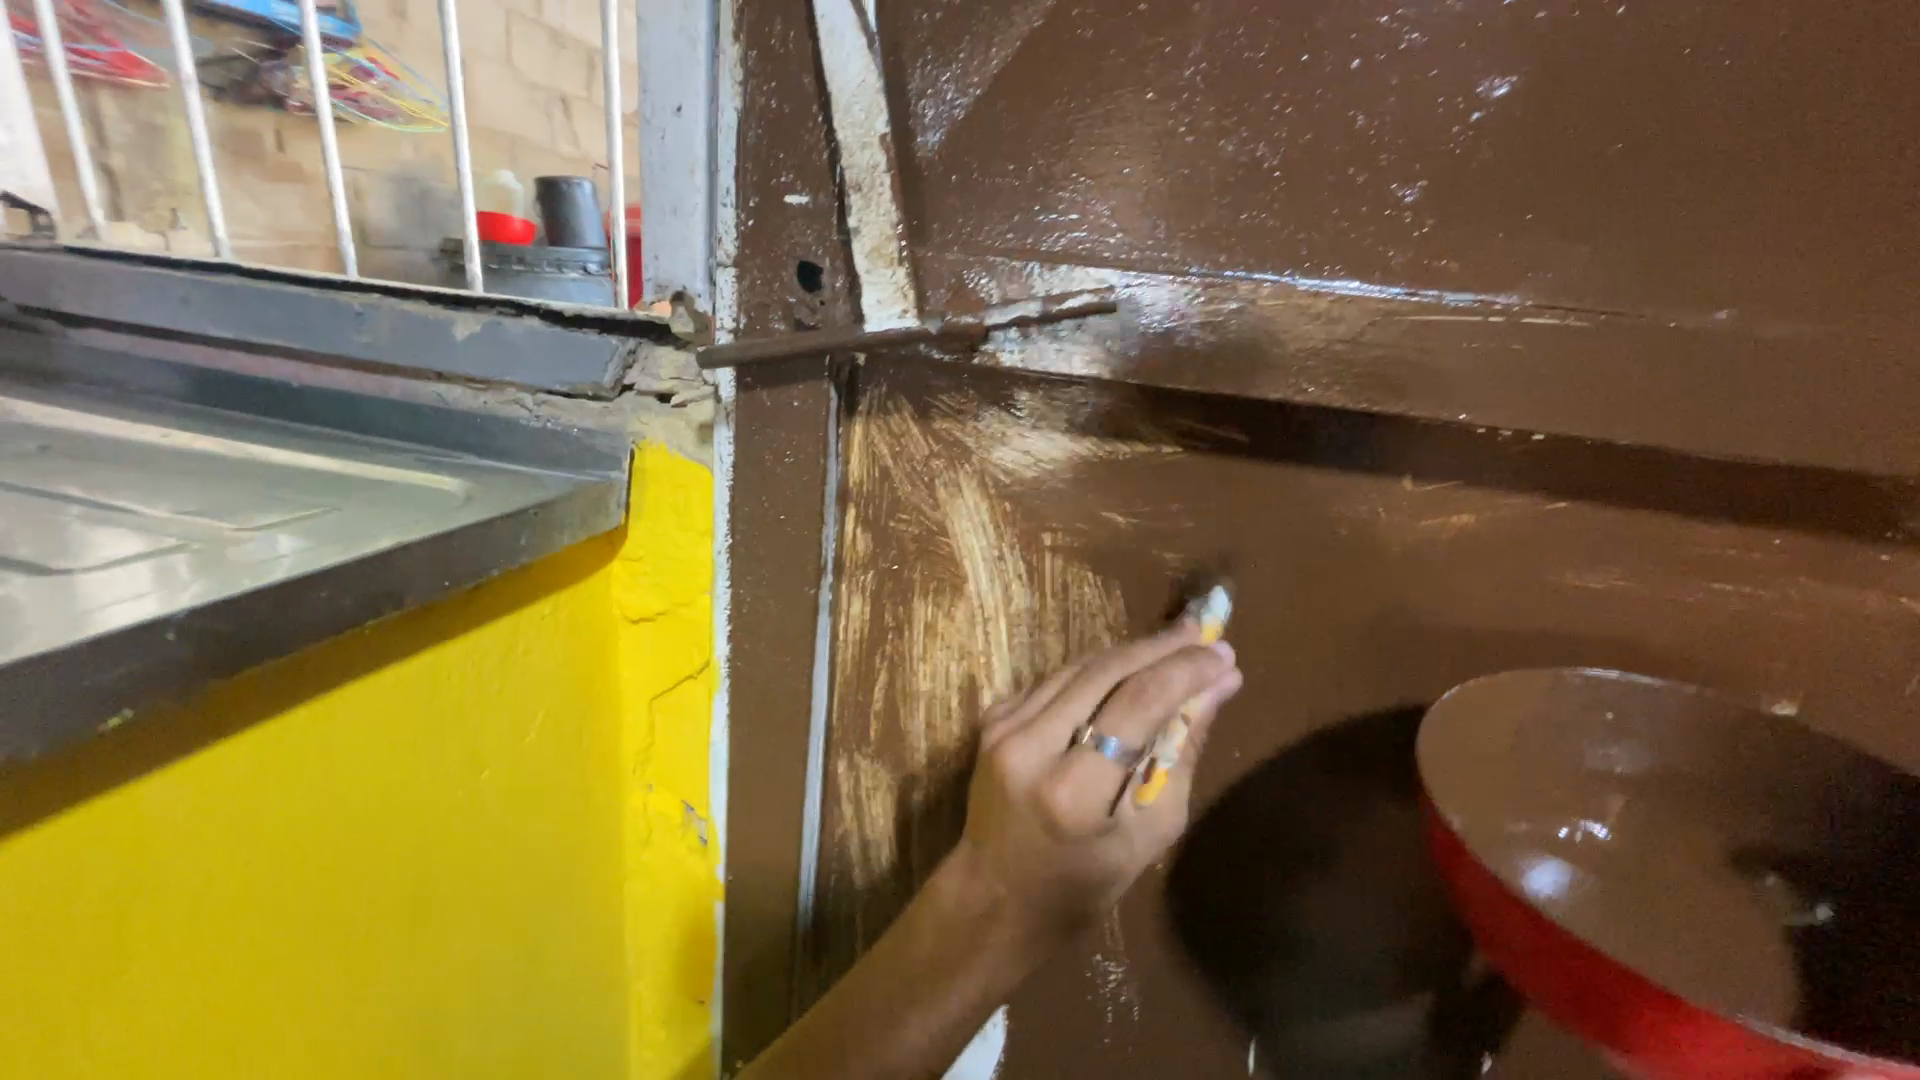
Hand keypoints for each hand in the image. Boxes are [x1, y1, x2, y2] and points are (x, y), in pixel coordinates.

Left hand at [945, 620, 1243, 940]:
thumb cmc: (1084, 882)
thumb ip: (1181, 754)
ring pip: (1078, 667)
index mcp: (1071, 789)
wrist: (997, 894)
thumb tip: (1220, 686)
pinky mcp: (993, 718)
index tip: (1223, 653)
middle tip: (1205, 632)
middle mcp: (1029, 745)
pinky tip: (1128, 669)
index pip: (1138, 703)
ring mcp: (1003, 726)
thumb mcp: (1149, 835)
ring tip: (1176, 644)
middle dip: (1160, 648)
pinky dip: (1095, 672)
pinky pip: (1055, 680)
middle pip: (1105, 672)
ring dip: (1130, 653)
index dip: (1184, 671)